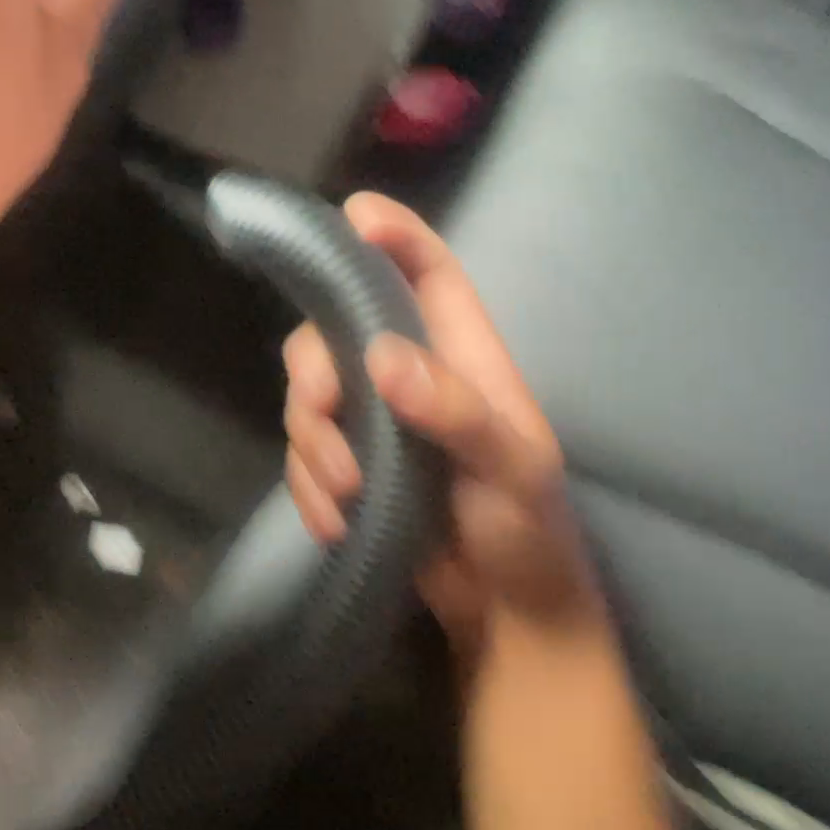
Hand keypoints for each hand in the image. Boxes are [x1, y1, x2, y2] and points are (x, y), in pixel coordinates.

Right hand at [282, 195, 601, 666]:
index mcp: (459, 357)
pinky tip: (334, 526)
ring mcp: (370, 426)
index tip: (353, 216)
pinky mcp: (345, 469)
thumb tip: (381, 358)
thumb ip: (456, 411)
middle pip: (332, 335)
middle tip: (324, 413)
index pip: (427, 274)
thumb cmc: (529, 530)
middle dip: (315, 371)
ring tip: (345, 497)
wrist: (505, 612)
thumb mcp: (513, 469)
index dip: (392, 237)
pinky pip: (300, 458)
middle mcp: (406, 378)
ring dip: (310, 445)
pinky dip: (306, 489)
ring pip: (306, 400)